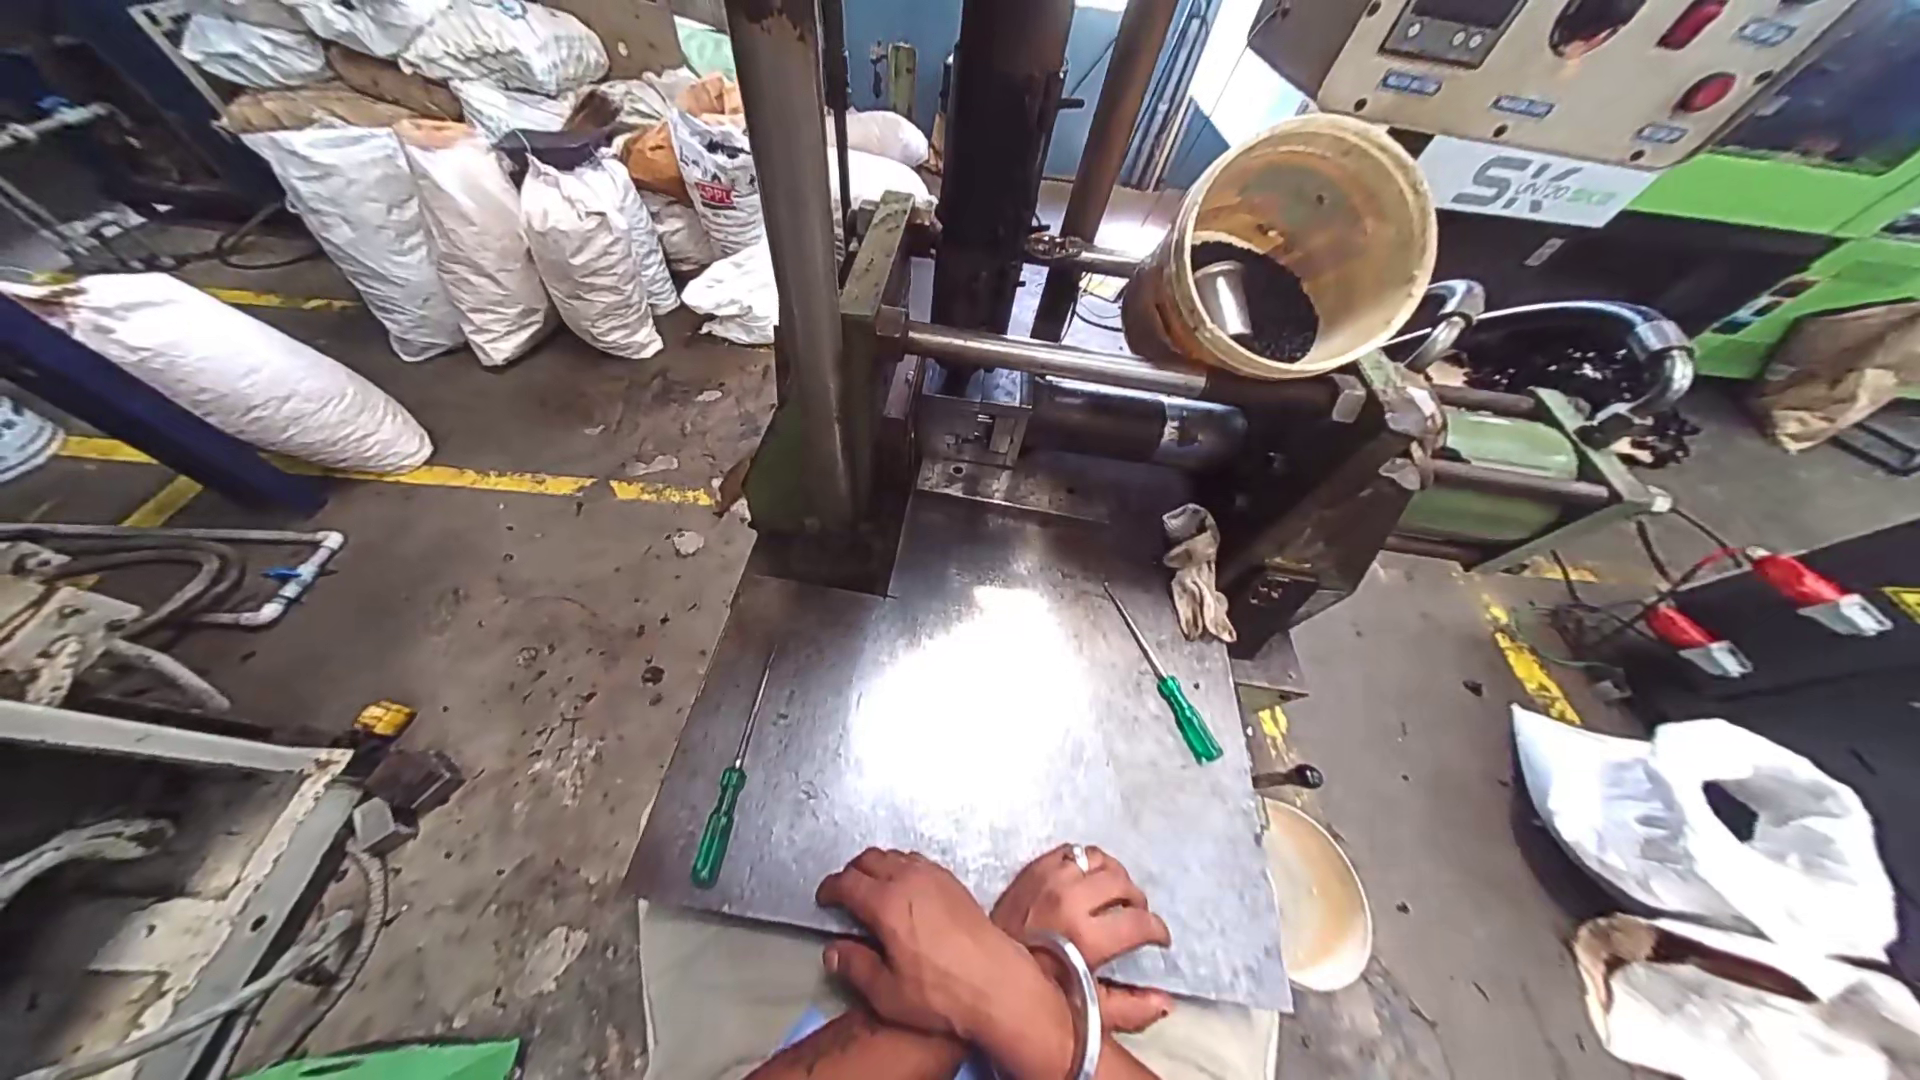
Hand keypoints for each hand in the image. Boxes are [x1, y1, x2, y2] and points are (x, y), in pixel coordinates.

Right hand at [816, 848, 1065, 1045]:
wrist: (994, 980)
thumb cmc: (940, 991)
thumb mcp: (887, 992)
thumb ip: (855, 966)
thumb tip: (833, 950)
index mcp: (886, 902)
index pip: (847, 882)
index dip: (830, 888)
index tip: (823, 899)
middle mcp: (907, 877)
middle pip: (869, 859)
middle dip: (851, 872)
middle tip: (844, 893)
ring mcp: (932, 873)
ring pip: (893, 854)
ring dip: (876, 866)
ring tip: (871, 889)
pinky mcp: (950, 877)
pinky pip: (915, 859)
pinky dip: (900, 865)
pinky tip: (903, 887)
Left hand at [993, 844, 1173, 1032]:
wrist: (985, 963)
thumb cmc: (1038, 987)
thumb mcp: (1085, 1011)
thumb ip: (1129, 1009)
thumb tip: (1167, 1002)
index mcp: (1085, 936)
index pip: (1139, 921)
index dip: (1158, 929)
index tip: (1159, 938)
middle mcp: (1070, 898)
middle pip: (1123, 882)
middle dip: (1137, 900)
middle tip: (1135, 914)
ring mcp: (1051, 876)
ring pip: (1099, 858)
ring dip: (1114, 875)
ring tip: (1113, 894)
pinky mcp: (1036, 865)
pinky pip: (1073, 850)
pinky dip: (1086, 861)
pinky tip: (1087, 879)